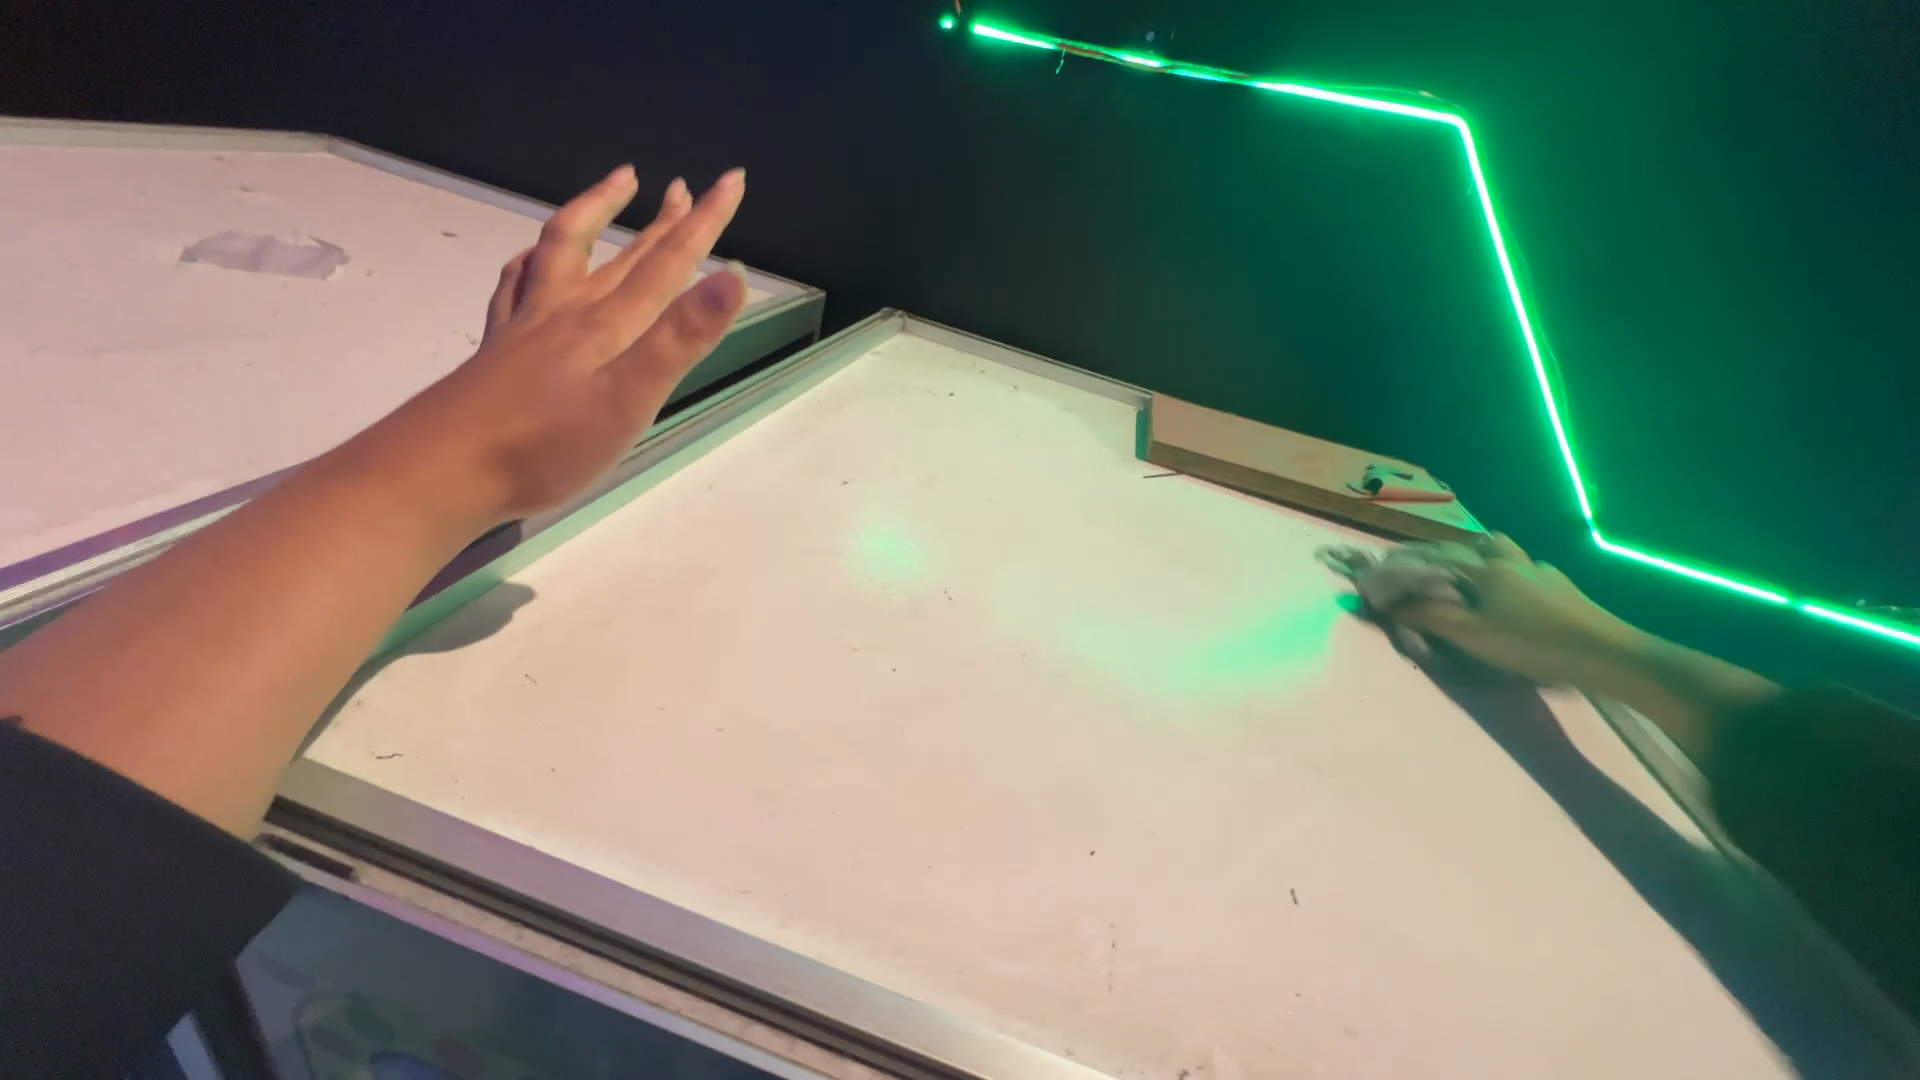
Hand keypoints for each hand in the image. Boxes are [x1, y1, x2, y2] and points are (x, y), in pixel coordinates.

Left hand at [377, 164, 747, 529]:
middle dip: (665, 219)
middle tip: (688, 185)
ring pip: (569, 251)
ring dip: (597, 213)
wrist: (444, 469)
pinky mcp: (502, 347)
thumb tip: (731, 278)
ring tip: (617, 185)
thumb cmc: (548, 444)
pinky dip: (535, 258)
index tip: (732, 180)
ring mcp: (531, 325)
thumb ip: (680, 339)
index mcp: (609, 324)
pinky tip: (535, 258)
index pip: (669, 263)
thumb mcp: (630, 398)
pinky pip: (519, 282)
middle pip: (627, 254)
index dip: (705, 222)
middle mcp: (571, 311)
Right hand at [1395, 534, 1640, 685]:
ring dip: (1490, 560)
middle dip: (1455, 550)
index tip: (1386, 566)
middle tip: (1440, 567)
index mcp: (1486, 569)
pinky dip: (1518, 579)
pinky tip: (1520, 599)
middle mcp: (1513, 562)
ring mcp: (1544, 574)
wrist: (1607, 655)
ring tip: (1480, 580)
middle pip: (1479, 543)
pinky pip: (1533, 574)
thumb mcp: (1470, 634)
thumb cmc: (1530, 642)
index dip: (1409, 561)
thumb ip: (1430, 616)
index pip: (1437, 556)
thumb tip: (1392, 604)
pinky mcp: (1567, 590)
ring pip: (1510, 554)